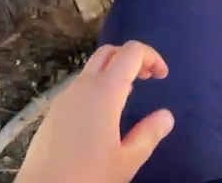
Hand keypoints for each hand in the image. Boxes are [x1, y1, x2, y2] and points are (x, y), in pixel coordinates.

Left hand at [16, 42, 174, 182]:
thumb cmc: (88, 178)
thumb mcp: (126, 162)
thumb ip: (148, 135)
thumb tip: (167, 116)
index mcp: (104, 91)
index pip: (130, 53)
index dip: (151, 56)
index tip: (163, 75)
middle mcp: (83, 85)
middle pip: (109, 52)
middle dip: (130, 57)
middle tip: (147, 78)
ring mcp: (65, 96)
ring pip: (92, 68)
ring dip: (113, 71)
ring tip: (128, 95)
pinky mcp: (54, 110)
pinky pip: (80, 86)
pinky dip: (97, 85)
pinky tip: (103, 113)